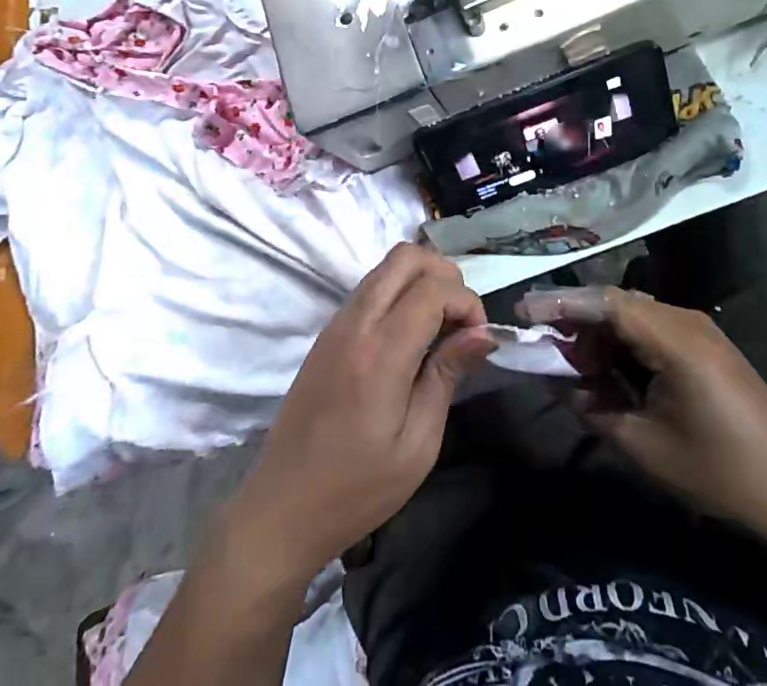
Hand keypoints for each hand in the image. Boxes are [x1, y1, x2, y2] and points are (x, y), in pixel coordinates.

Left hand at [226, 244, 496, 582]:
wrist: (282, 509)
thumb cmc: (358, 487)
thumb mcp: (418, 443)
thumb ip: (448, 375)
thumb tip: (484, 332)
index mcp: (380, 353)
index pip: (434, 288)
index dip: (467, 303)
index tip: (478, 341)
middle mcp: (354, 325)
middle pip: (406, 257)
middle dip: (446, 276)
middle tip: (460, 322)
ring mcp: (335, 326)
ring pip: (385, 267)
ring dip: (422, 282)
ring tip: (440, 329)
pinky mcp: (326, 336)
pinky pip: (370, 290)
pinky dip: (400, 294)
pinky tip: (411, 338)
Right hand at [520, 286, 766, 546]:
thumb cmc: (720, 470)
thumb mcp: (643, 444)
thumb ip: (594, 407)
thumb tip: (560, 381)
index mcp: (675, 339)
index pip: (606, 303)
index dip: (560, 304)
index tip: (521, 313)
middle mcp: (687, 321)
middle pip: (618, 304)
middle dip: (576, 322)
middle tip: (541, 350)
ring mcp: (699, 332)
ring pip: (634, 317)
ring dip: (599, 336)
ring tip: (569, 366)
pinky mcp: (705, 348)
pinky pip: (652, 333)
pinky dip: (622, 347)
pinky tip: (606, 372)